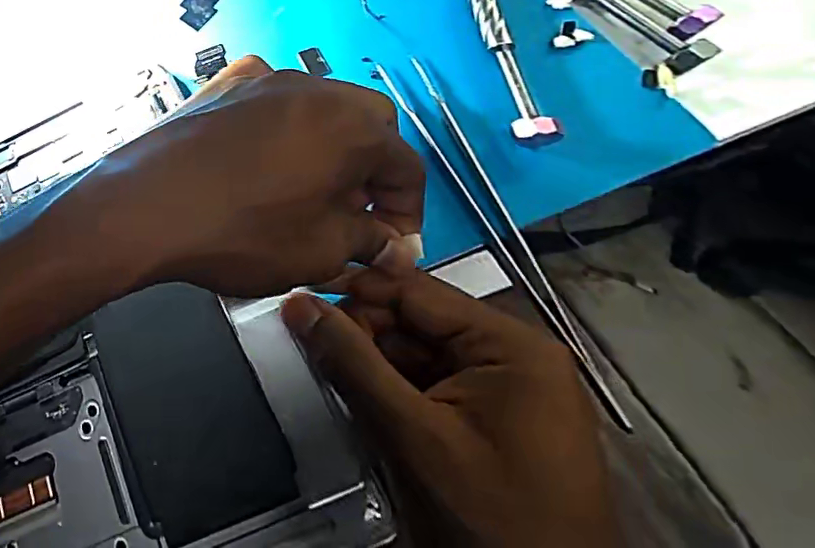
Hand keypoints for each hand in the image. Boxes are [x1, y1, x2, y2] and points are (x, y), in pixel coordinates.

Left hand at [48, 55, 424, 298]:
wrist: (145, 205)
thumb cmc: (237, 230)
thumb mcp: (320, 249)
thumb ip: (368, 240)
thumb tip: (388, 243)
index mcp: (349, 123)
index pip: (406, 164)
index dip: (407, 211)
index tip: (392, 241)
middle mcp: (307, 88)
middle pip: (365, 122)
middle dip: (370, 167)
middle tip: (354, 212)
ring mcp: (257, 80)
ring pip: (314, 105)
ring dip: (325, 143)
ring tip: (307, 190)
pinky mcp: (218, 87)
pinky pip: (265, 99)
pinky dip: (277, 124)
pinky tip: (261, 159)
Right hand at [282, 268, 620, 547]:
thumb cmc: (500, 525)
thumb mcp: (415, 437)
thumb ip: (353, 362)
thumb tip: (300, 306)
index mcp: (512, 347)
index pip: (412, 289)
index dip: (352, 292)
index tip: (300, 303)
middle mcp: (514, 356)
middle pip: (411, 318)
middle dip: (361, 335)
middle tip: (315, 351)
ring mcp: (506, 387)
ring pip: (413, 350)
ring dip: (371, 365)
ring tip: (338, 383)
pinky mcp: (492, 416)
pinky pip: (427, 380)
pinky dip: (392, 390)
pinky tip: (368, 407)